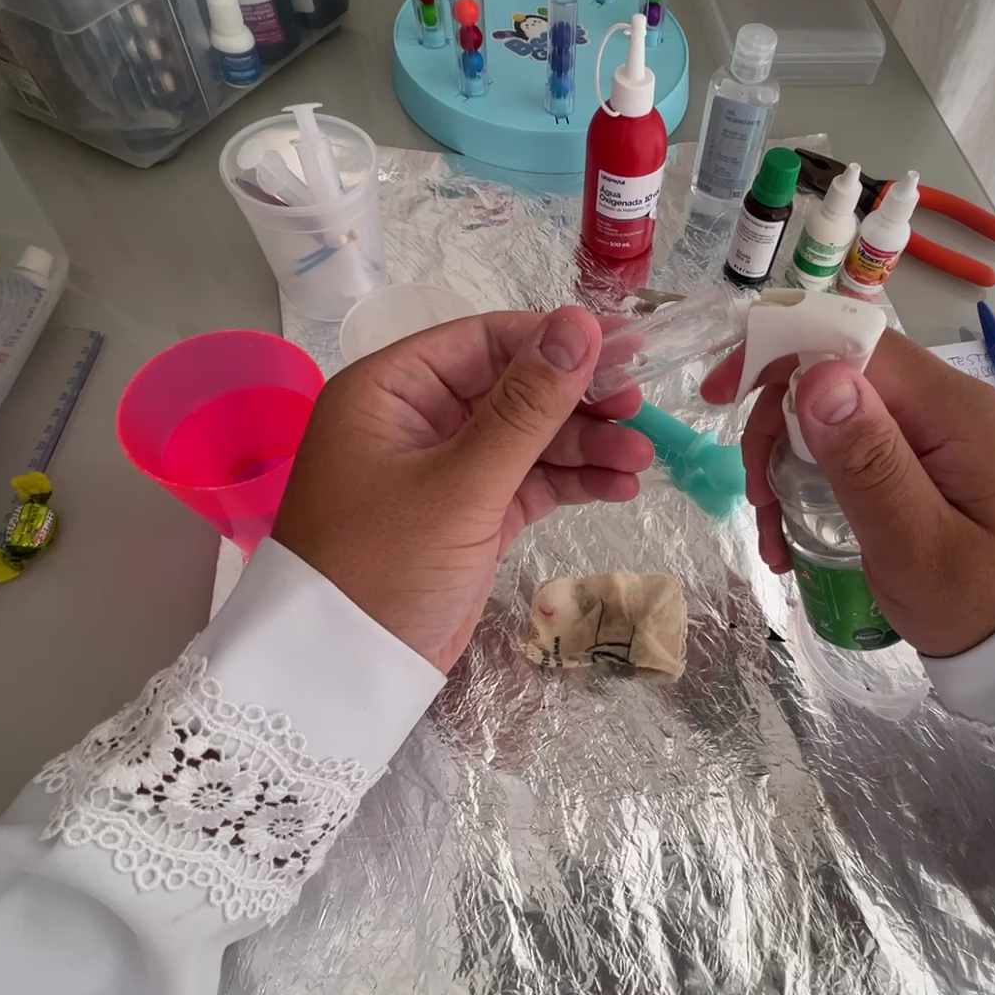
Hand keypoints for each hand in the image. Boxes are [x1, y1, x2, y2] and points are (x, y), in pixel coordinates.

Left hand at [274, 308, 652, 670]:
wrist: (354, 669)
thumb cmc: (386, 564)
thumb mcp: (460, 483)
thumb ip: (526, 407)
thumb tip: (581, 324)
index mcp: (394, 390)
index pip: (485, 342)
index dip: (555, 342)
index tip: (623, 349)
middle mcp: (422, 420)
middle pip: (516, 390)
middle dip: (578, 403)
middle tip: (638, 409)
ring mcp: (451, 469)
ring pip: (531, 440)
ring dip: (586, 447)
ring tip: (641, 459)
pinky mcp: (475, 514)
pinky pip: (531, 483)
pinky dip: (572, 484)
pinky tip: (618, 487)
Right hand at [701, 328, 994, 657]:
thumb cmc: (979, 604)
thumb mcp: (915, 543)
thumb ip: (869, 461)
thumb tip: (817, 376)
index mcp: (951, 410)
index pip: (854, 343)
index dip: (781, 355)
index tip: (723, 396)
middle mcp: (946, 405)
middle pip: (836, 377)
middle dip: (776, 427)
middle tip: (756, 497)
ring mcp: (937, 432)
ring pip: (835, 416)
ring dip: (786, 464)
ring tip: (773, 531)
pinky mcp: (926, 460)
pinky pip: (854, 449)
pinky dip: (812, 483)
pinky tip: (795, 532)